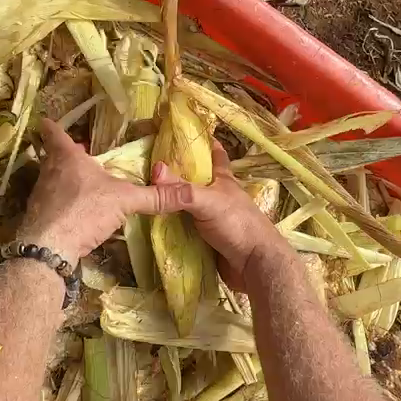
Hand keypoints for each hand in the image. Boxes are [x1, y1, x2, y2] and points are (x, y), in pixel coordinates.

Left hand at [17, 120, 187, 261]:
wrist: (50, 247)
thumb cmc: (85, 210)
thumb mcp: (124, 201)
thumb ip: (154, 197)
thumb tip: (187, 193)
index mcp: (67, 158)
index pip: (55, 135)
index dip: (52, 127)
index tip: (47, 121)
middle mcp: (49, 172)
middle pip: (52, 157)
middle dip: (64, 156)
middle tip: (78, 155)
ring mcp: (40, 195)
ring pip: (50, 180)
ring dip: (62, 180)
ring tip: (80, 184)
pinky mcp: (37, 217)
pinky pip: (49, 203)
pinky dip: (60, 204)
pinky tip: (73, 214)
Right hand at [149, 142, 293, 291]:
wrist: (255, 266)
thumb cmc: (238, 225)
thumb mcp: (209, 201)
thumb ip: (182, 190)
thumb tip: (155, 170)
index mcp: (223, 182)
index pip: (216, 156)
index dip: (206, 144)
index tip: (189, 134)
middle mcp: (218, 198)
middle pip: (195, 183)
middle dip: (176, 176)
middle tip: (149, 168)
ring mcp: (212, 221)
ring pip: (187, 207)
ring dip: (170, 204)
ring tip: (146, 196)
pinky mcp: (207, 241)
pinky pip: (184, 230)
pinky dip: (171, 228)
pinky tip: (154, 226)